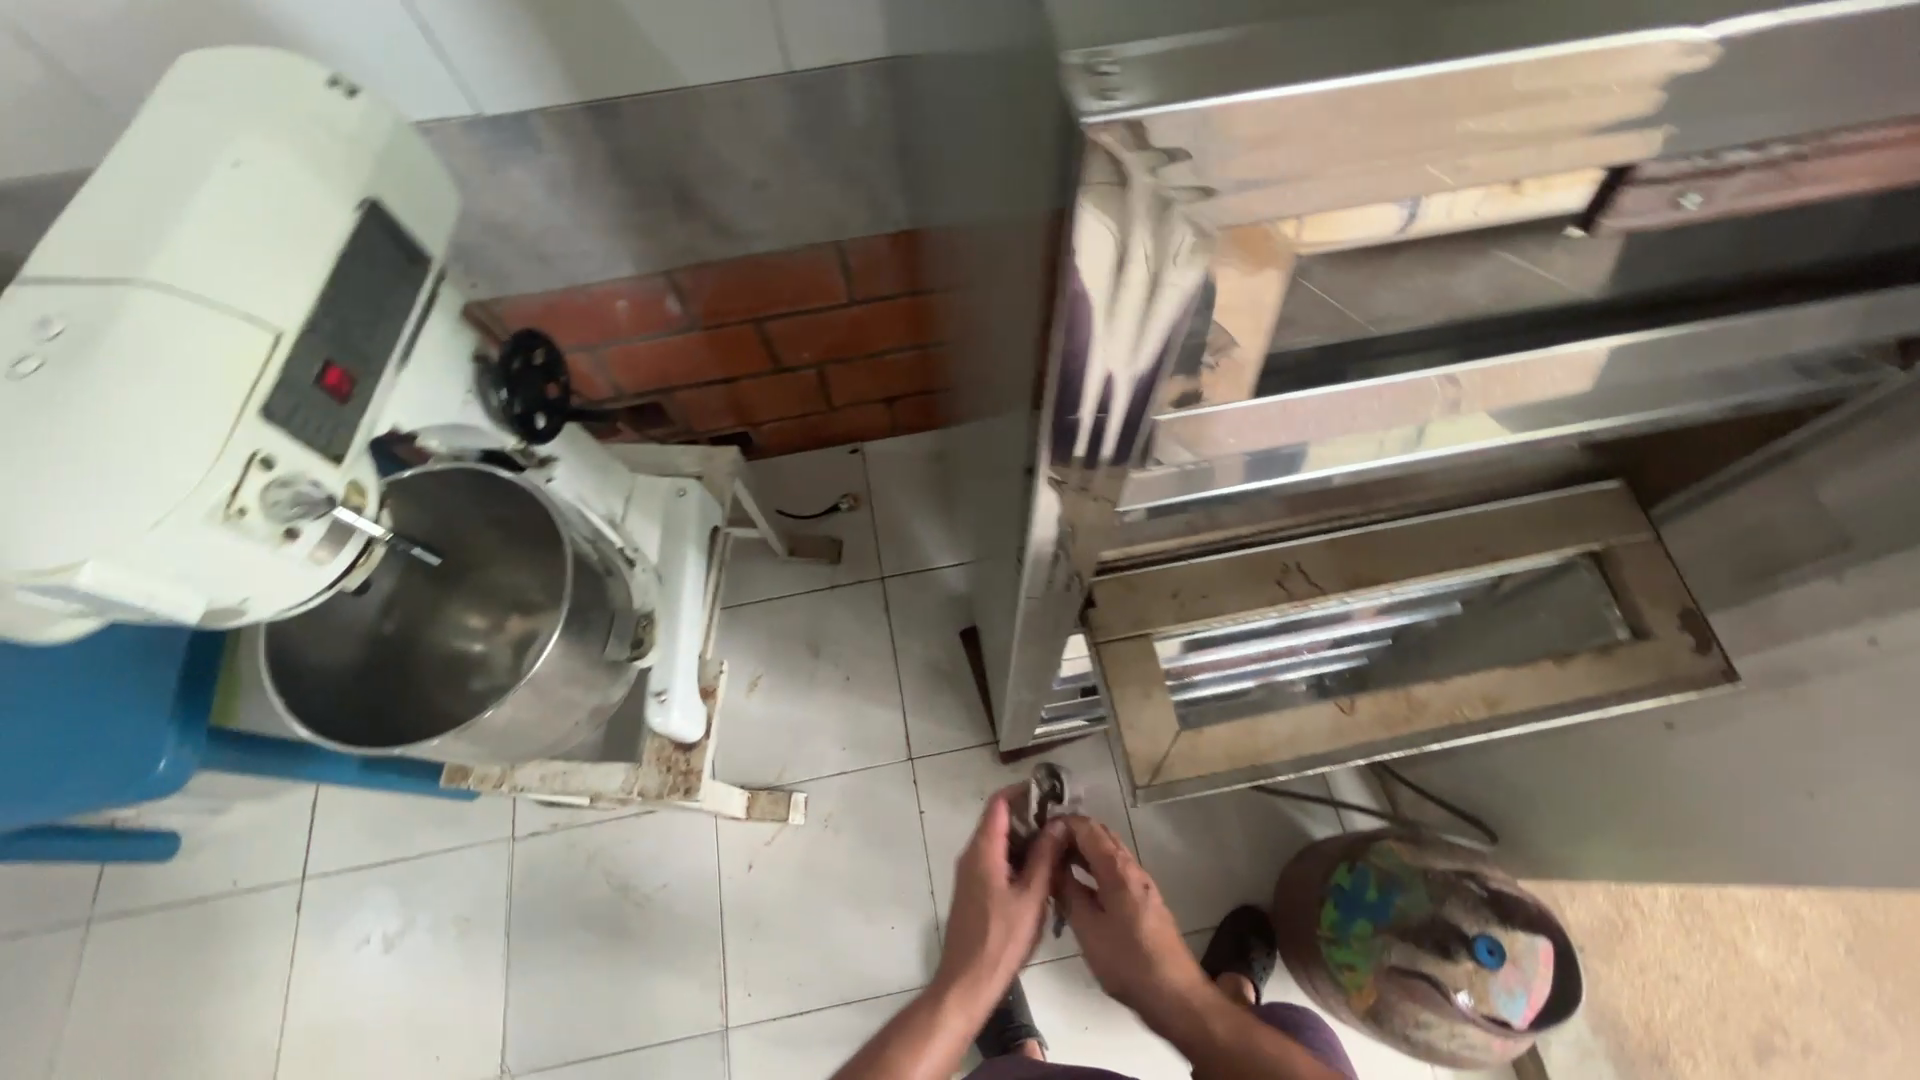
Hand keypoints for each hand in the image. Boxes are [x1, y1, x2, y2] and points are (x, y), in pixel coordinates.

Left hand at [935, 786, 1068, 1008]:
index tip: (1051, 793)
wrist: (967, 981)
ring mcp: (970, 873)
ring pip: (998, 842)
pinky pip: (995, 861)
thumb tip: (1058, 823)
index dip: (1024, 792)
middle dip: (1029, 816)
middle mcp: (971, 854)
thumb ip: (1044, 856)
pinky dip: (1016, 857)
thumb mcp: (1031, 896)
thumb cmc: (1001, 938)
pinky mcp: (974, 890)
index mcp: (983, 850)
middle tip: (1062, 820)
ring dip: (1025, 838)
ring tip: (1058, 843)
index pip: (1000, 803)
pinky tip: (1040, 870)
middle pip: (998, 820)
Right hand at [1052, 817, 1209, 1019]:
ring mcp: (1141, 884)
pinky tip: (1079, 886)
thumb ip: (1068, 893)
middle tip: (1043, 845)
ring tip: (1055, 863)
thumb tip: (1050, 865)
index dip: (1062, 823)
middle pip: (1100, 835)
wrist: (1175, 994)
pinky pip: (1115, 870)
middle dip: (1072, 834)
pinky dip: (1094, 867)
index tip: (1037, 831)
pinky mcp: (1144, 900)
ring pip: (1109, 853)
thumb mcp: (1088, 929)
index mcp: (1117, 869)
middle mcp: (1132, 868)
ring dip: (1083, 851)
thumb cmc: (1127, 961)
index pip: (1087, 828)